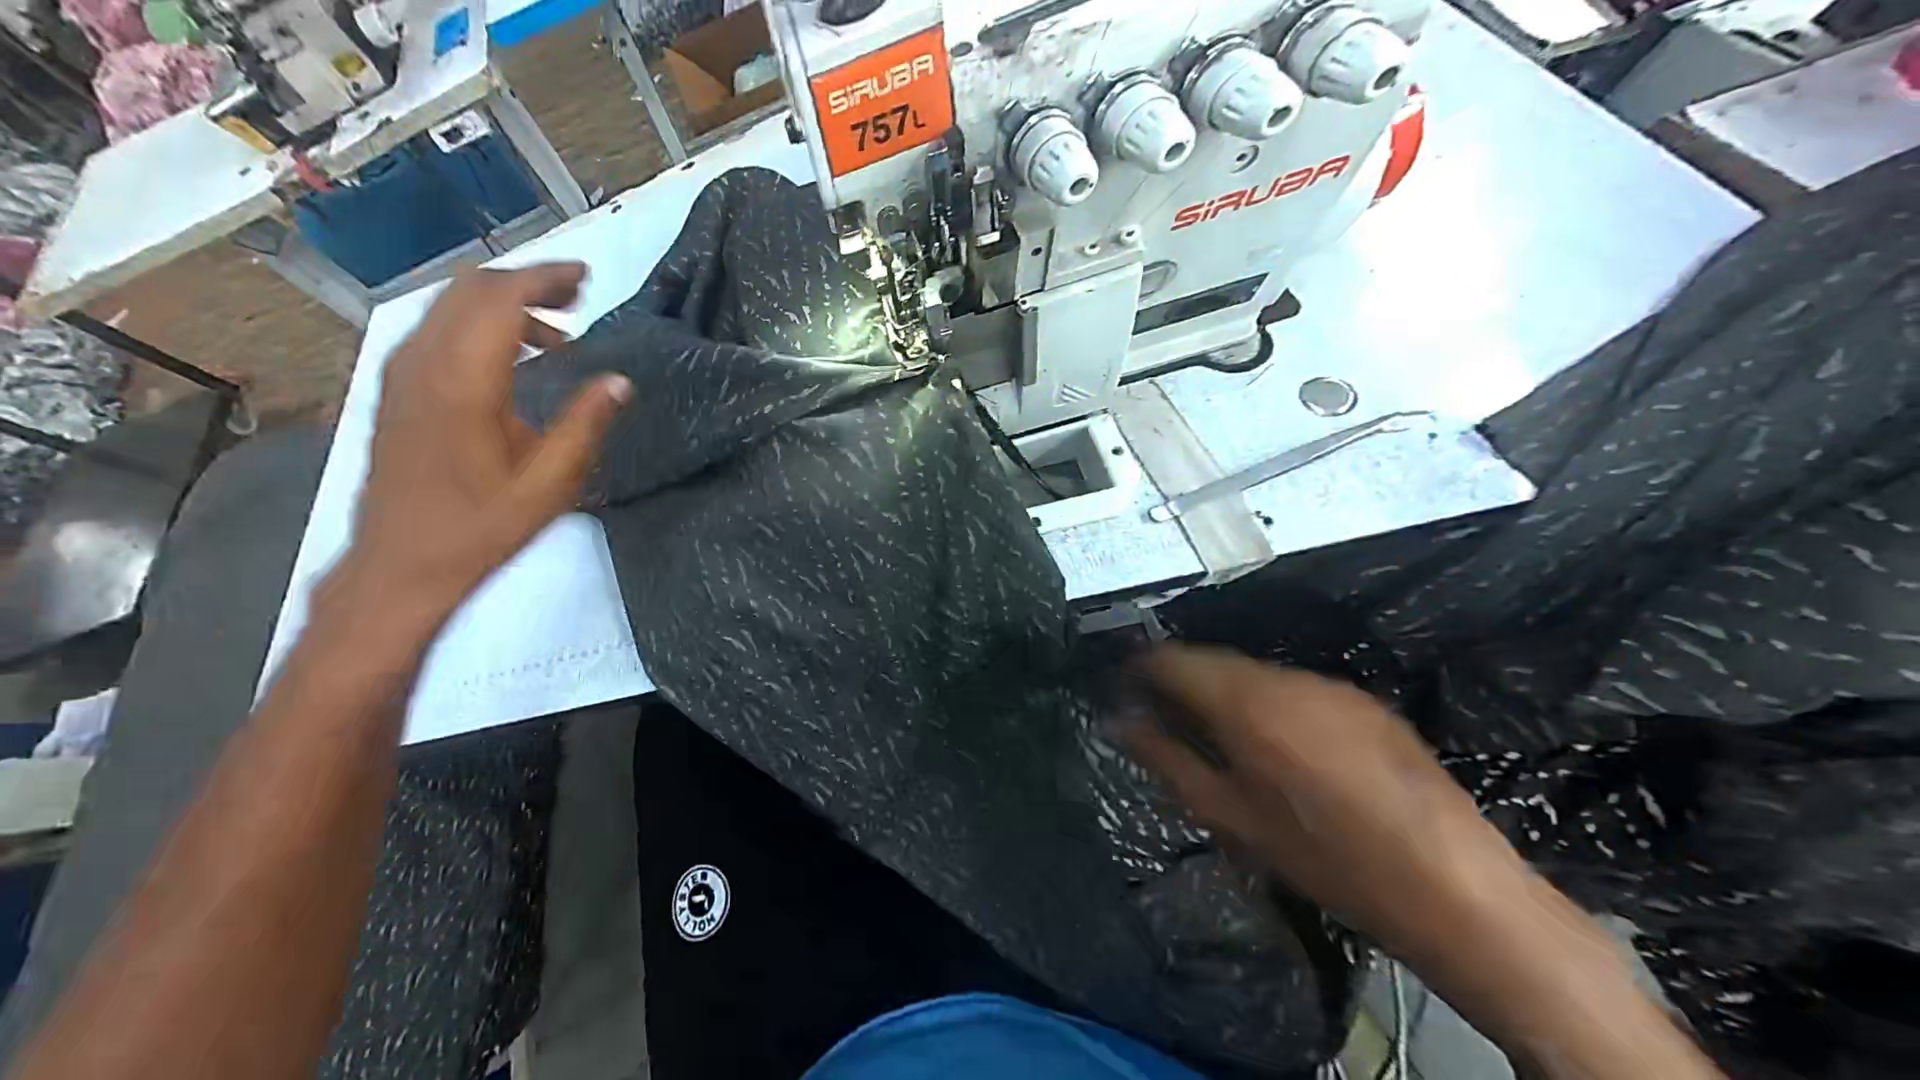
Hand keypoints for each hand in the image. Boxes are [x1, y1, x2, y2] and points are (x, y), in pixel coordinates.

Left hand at [321, 262, 630, 640]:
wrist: (399, 564)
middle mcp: (422, 363)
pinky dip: (478, 325)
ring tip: (555, 332)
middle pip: (470, 289)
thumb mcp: (550, 485)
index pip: (500, 298)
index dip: (545, 279)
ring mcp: (400, 374)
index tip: (586, 279)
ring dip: (502, 303)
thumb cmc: (482, 528)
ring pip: (449, 306)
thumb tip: (620, 381)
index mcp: (463, 382)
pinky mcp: (395, 390)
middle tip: (577, 297)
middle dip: (526, 282)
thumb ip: (585, 425)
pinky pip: (436, 331)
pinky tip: (511, 357)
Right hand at [1121, 645, 1724, 1079]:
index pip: (1173, 658)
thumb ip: (1166, 759)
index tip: (1123, 688)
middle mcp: (1287, 678)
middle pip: (1214, 661)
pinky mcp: (1365, 702)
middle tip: (1164, 718)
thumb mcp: (1229, 817)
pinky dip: (1268, 702)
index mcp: (1246, 702)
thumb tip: (1118, 720)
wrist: (1454, 886)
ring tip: (1219, 737)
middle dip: (1182, 681)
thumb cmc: (1324, 858)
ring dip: (1226, 692)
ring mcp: (1331, 686)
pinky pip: (1295, 688)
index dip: (1141, 667)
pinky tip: (1278, 747)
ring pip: (1255, 673)